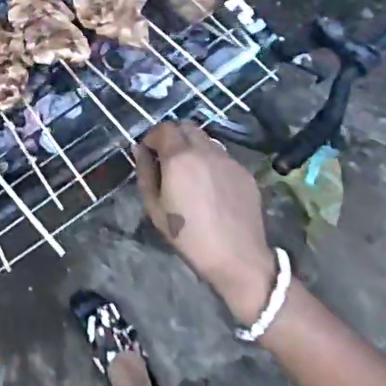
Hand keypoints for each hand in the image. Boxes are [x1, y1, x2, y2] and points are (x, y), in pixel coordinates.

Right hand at [134, 120, 279, 323]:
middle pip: (187, 127)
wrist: (236, 258)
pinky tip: (211, 185)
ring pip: (206, 140)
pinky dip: (211, 161)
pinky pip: (223, 156)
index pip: (164, 128)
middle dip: (173, 136)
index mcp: (179, 157)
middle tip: (167, 157)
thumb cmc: (188, 235)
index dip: (153, 136)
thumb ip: (145, 172)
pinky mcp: (244, 172)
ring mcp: (228, 160)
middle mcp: (205, 151)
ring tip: (190, 171)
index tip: (149, 152)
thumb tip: (140, 150)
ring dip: (193, 146)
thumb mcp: (154, 207)